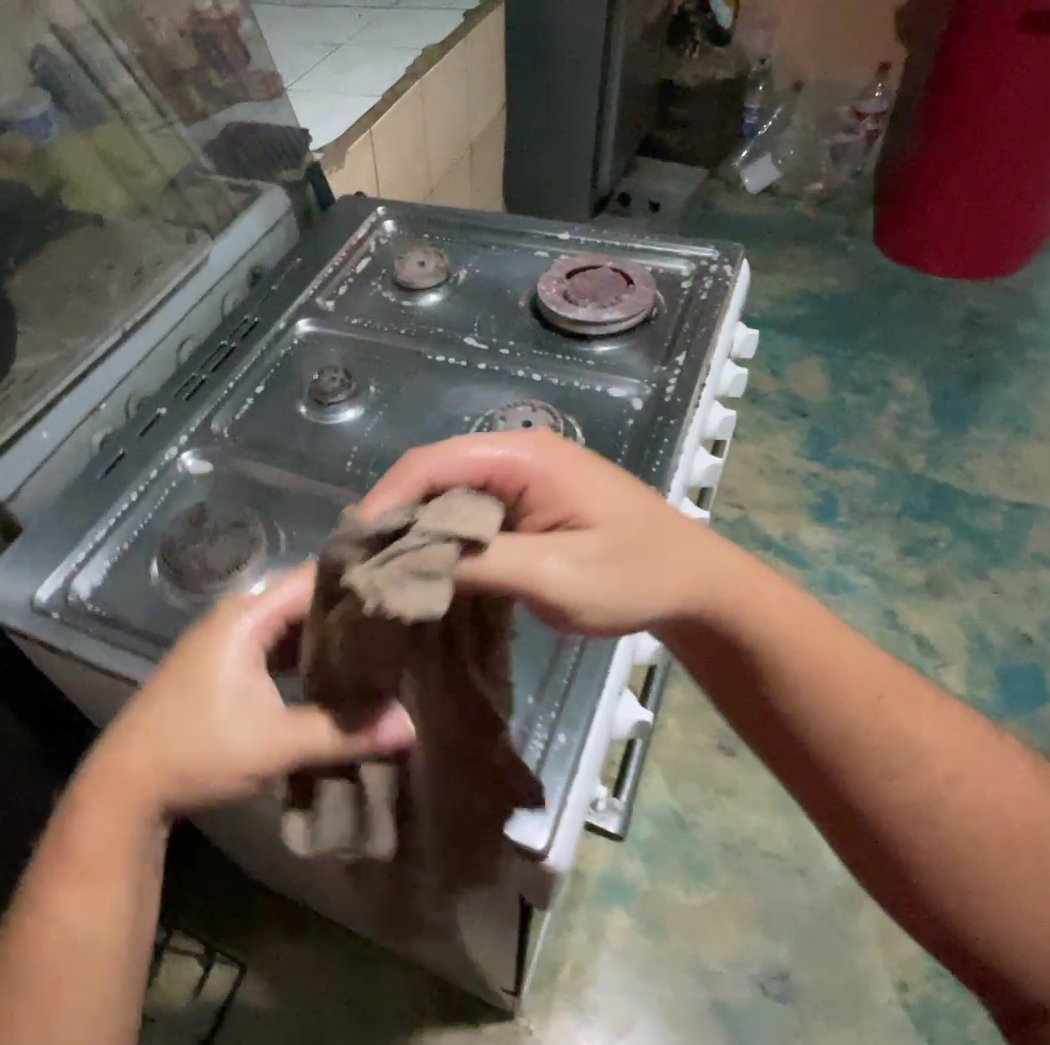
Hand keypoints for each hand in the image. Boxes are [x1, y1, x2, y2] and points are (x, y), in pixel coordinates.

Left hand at [78, 566, 415, 819]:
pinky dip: (309, 658)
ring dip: (332, 638)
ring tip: (384, 647)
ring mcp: (228, 641)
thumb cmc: (197, 751)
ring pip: (293, 626)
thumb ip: (343, 731)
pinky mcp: (226, 666)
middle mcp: (237, 616)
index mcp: (246, 616)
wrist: (128, 784)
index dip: (359, 581)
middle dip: (352, 612)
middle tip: (404, 623)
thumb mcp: (275, 744)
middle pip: (306, 599)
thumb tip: (410, 727)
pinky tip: (341, 675)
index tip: (403, 591)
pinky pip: (279, 648)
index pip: (314, 578)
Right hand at [359, 430, 722, 636]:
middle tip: (360, 566)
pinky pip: (469, 511)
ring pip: (446, 493)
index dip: (386, 502)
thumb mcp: (554, 576)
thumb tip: (406, 565)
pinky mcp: (527, 502)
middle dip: (392, 516)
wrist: (694, 585)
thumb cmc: (634, 577)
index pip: (432, 464)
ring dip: (414, 529)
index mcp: (524, 456)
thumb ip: (479, 564)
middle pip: (432, 474)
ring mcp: (522, 476)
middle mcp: (517, 453)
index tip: (355, 549)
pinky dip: (441, 538)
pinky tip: (424, 568)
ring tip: (381, 570)